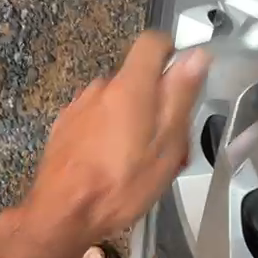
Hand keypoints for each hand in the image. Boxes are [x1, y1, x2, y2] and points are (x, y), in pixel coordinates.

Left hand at [25, 32, 209, 242]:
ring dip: (132, 122)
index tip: (183, 81)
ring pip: (116, 103)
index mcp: (129, 87)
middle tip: (169, 146)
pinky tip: (112, 166)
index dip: (172, 54)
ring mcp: (78, 108)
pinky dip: (109, 135)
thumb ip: (180, 96)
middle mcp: (100, 89)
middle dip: (156, 104)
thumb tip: (195, 57)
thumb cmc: (118, 186)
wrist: (61, 214)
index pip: (153, 42)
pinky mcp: (64, 128)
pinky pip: (95, 120)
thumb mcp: (165, 146)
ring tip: (141, 163)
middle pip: (137, 79)